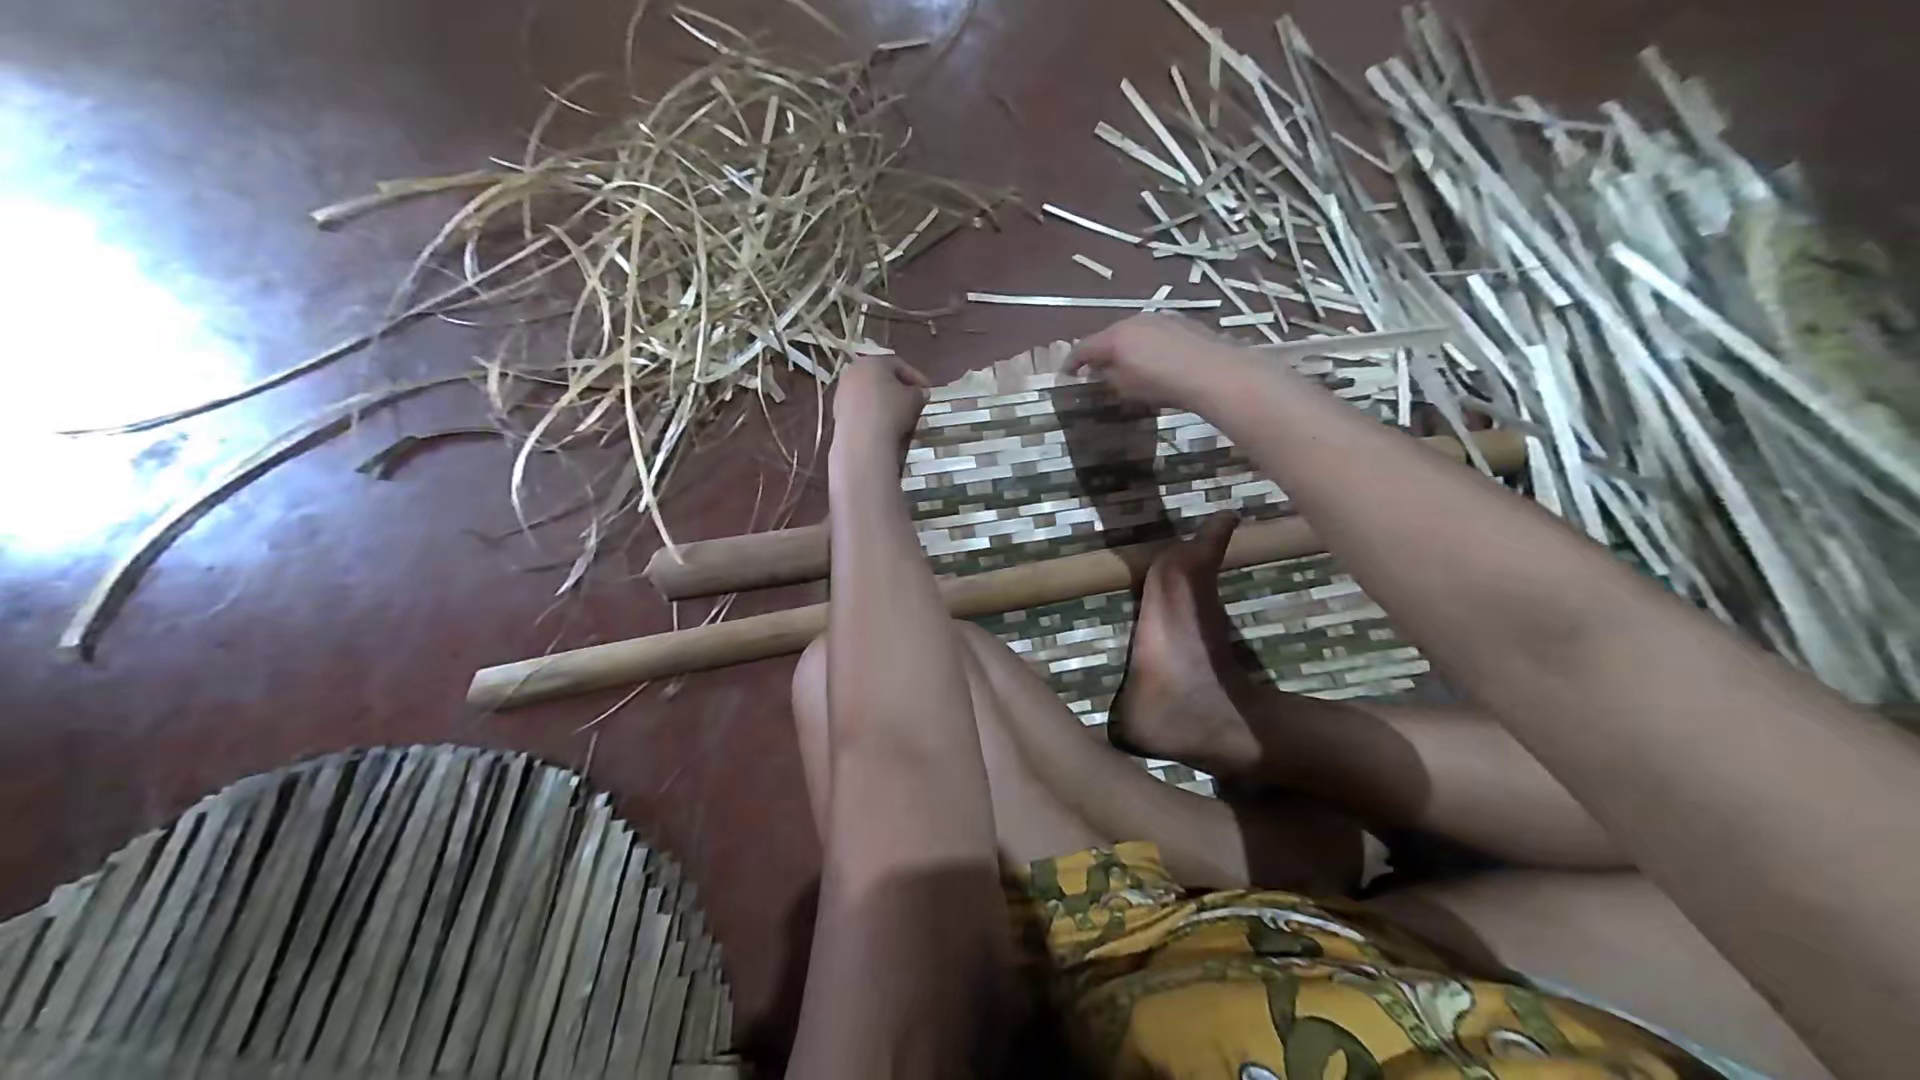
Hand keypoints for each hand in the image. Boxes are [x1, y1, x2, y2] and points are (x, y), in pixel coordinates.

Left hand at [831, 354, 929, 458]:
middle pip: (880, 376)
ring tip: (898, 414)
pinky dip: (872, 411)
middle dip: (898, 387)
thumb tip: (920, 393)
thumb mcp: (914, 399)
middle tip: (913, 399)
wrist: (862, 440)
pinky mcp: (837, 410)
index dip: (916, 377)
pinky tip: (882, 423)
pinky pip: (860, 406)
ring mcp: (842, 390)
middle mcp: (853, 371)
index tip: (927, 390)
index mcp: (873, 361)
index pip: (898, 364)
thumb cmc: (892, 411)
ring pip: (869, 391)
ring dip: (884, 400)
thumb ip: (919, 392)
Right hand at [1065, 314, 1253, 412]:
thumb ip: (1108, 377)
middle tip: (1095, 369)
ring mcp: (1160, 318)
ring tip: (1125, 365)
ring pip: (1133, 332)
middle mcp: (1134, 321)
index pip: (1083, 347)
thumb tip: (1102, 370)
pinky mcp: (1181, 323)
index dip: (1071, 362)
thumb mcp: (1125, 387)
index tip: (1066, 374)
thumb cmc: (1160, 384)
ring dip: (1125, 348)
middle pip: (1109, 336)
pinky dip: (1147, 346)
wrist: (1211, 371)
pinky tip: (1154, 361)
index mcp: (1115, 337)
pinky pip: (1154, 334)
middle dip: (1100, 353)